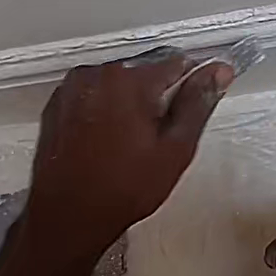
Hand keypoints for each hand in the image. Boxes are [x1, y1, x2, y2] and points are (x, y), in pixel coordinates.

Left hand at [25, 49, 232, 255]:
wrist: (68, 214)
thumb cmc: (122, 188)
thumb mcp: (175, 149)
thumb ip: (198, 103)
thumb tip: (218, 71)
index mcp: (130, 80)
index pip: (177, 61)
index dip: (191, 83)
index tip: (192, 105)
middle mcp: (98, 73)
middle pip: (144, 70)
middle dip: (156, 95)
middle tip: (156, 136)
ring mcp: (73, 86)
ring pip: (117, 81)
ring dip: (128, 100)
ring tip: (128, 141)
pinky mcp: (57, 101)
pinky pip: (92, 93)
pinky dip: (103, 107)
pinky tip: (105, 140)